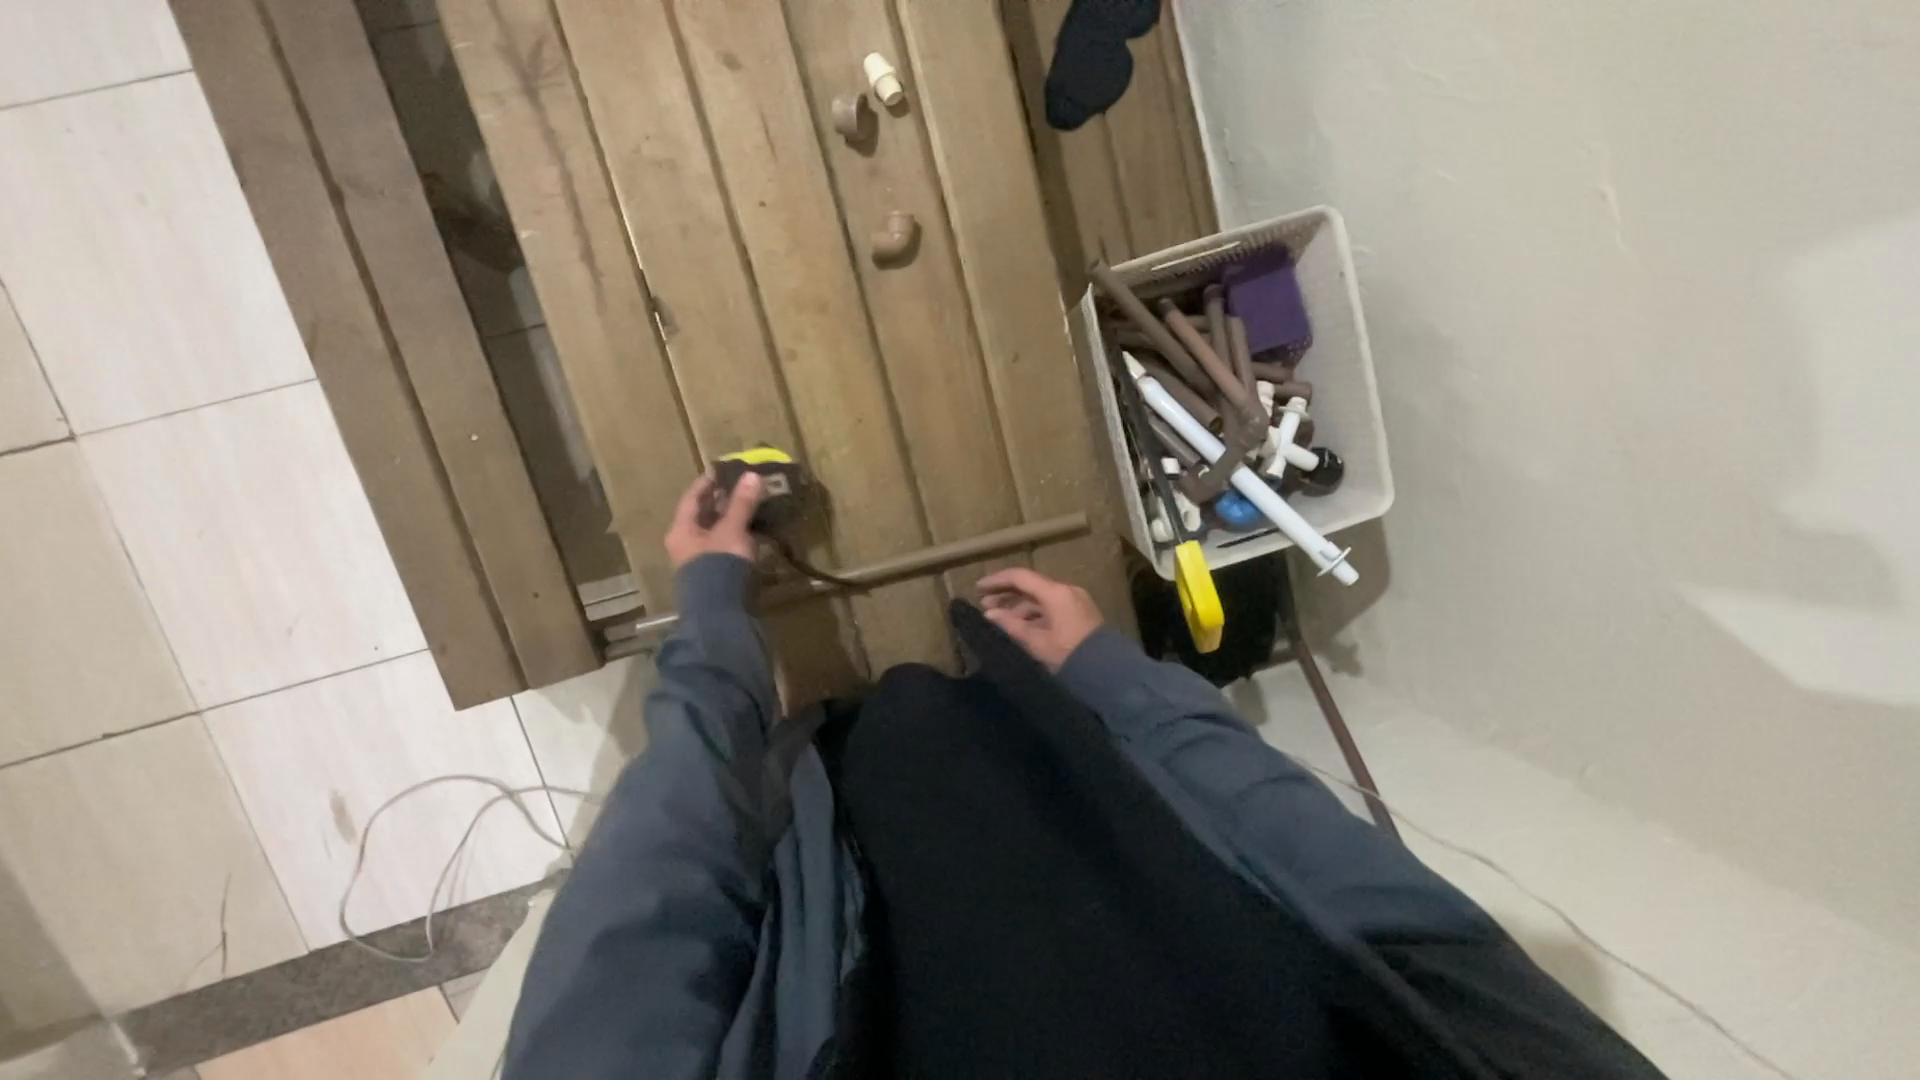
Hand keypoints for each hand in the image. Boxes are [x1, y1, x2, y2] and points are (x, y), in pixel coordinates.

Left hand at [665, 473, 762, 569]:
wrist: (719, 607)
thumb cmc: (719, 562)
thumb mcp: (732, 528)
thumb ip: (742, 503)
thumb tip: (751, 474)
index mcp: (681, 530)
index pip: (691, 499)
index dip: (706, 484)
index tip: (721, 472)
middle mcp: (685, 544)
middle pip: (702, 516)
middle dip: (721, 502)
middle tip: (740, 488)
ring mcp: (699, 561)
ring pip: (714, 533)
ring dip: (731, 520)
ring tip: (750, 507)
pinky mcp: (714, 574)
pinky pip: (724, 547)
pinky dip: (737, 537)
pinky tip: (752, 533)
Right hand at [976, 568, 1103, 670]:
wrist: (1108, 673)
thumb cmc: (1069, 655)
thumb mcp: (1037, 642)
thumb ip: (1011, 626)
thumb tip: (989, 614)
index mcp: (1056, 593)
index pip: (1020, 577)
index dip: (997, 581)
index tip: (978, 589)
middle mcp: (1066, 591)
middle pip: (1030, 586)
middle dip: (1006, 594)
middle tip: (985, 605)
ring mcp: (1075, 601)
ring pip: (1040, 598)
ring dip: (1019, 605)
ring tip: (1000, 618)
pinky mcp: (1080, 613)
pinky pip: (1051, 606)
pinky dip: (1034, 613)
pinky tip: (1020, 625)